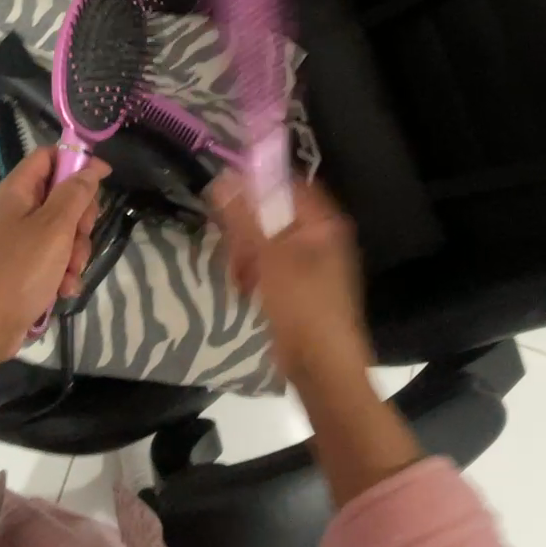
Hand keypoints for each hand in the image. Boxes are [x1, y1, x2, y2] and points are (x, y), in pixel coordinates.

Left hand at [0, 147, 107, 439]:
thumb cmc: (18, 270)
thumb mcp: (54, 227)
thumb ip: (75, 194)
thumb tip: (90, 168)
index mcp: (16, 190)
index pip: (48, 156)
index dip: (77, 160)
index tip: (105, 177)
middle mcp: (15, 209)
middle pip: (61, 195)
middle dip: (80, 217)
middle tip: (82, 233)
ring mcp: (18, 239)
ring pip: (62, 230)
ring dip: (75, 251)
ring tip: (70, 272)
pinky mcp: (23, 266)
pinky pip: (53, 257)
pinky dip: (63, 271)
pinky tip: (64, 288)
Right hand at [210, 173, 370, 379]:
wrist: (322, 368)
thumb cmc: (302, 307)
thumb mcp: (268, 257)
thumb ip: (244, 217)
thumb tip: (221, 178)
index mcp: (324, 223)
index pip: (288, 185)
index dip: (257, 183)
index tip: (226, 189)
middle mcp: (321, 237)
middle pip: (274, 213)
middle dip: (248, 227)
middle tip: (229, 241)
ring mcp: (310, 262)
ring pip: (267, 240)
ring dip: (247, 252)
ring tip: (238, 272)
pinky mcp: (298, 285)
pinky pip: (270, 264)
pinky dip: (254, 271)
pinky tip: (244, 286)